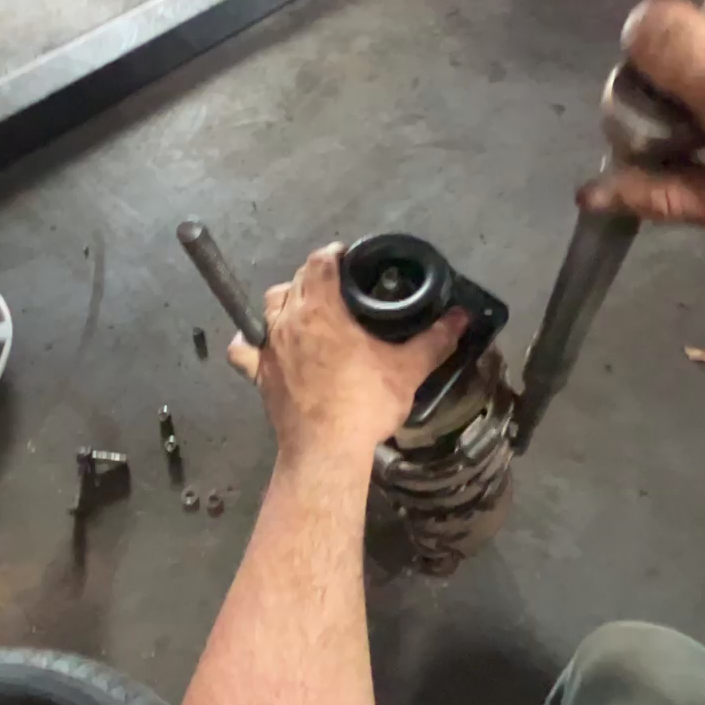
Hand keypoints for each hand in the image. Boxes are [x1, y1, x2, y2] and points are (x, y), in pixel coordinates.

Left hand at [228, 244, 467, 458]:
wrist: (327, 450)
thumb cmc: (365, 404)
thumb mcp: (408, 369)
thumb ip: (435, 339)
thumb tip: (461, 317)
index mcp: (322, 309)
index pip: (320, 262)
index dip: (335, 254)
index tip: (351, 260)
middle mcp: (289, 320)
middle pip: (296, 280)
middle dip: (316, 276)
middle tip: (340, 287)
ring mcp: (269, 347)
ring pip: (270, 305)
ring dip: (287, 299)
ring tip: (308, 308)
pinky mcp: (259, 375)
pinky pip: (244, 348)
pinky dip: (252, 339)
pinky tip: (264, 342)